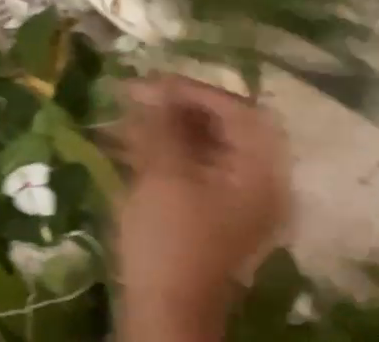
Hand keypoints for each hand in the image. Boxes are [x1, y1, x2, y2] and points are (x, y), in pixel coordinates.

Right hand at [114, 75, 289, 339]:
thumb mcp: (162, 174)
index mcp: (261, 176)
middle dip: (175, 104)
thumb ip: (159, 124)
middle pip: (225, 127)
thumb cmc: (168, 236)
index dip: (197, 90)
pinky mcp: (206, 209)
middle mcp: (257, 183)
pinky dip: (158, 146)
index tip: (147, 79)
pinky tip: (120, 142)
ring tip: (117, 115)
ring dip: (162, 124)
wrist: (165, 300)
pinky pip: (189, 164)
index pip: (243, 113)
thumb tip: (148, 82)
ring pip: (203, 144)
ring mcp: (233, 198)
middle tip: (128, 93)